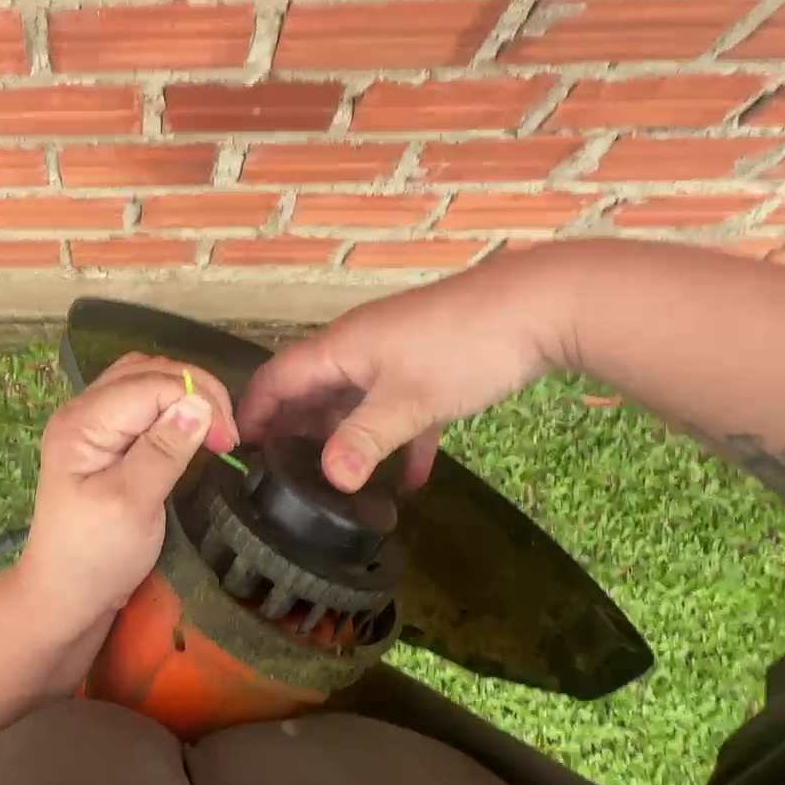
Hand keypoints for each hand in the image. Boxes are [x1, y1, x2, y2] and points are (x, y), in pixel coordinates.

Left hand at [17, 353, 239, 625]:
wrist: (66, 593)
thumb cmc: (96, 556)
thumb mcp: (132, 505)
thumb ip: (163, 451)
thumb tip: (198, 404)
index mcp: (81, 423)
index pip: (150, 383)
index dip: (198, 399)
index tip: (228, 442)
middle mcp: (81, 411)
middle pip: (147, 371)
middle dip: (196, 390)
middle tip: (228, 435)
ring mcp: (90, 422)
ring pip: (145, 379)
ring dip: (185, 393)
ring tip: (215, 427)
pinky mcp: (103, 437)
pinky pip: (141, 401)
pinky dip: (171, 405)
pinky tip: (190, 426)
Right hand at [237, 254, 568, 491]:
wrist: (544, 304)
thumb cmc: (463, 348)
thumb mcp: (409, 402)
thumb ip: (365, 440)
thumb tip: (332, 479)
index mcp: (339, 349)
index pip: (277, 377)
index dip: (254, 410)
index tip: (240, 447)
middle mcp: (358, 347)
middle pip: (311, 389)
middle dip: (294, 428)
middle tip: (282, 471)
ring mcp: (394, 353)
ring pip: (353, 399)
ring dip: (343, 436)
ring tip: (332, 479)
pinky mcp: (429, 363)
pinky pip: (399, 405)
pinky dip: (397, 438)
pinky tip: (410, 480)